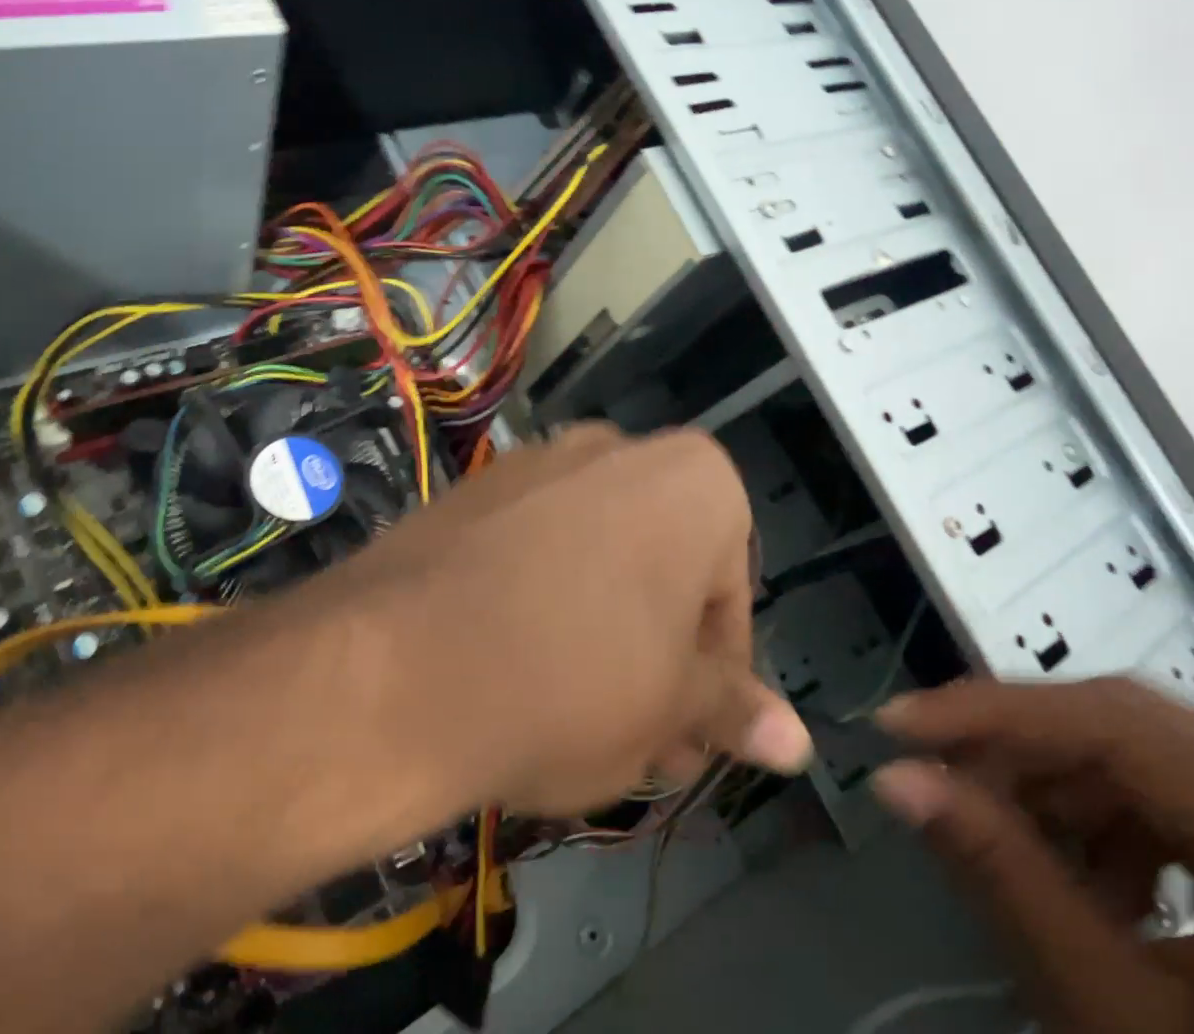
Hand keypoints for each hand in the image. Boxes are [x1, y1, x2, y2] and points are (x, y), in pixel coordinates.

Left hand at [323, 424, 812, 817]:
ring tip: (566, 715)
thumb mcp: (670, 712)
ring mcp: (523, 467)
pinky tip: (502, 672)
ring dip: (591, 633)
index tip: (690, 732)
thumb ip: (733, 712)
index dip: (717, 676)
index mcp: (691, 481)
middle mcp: (608, 449)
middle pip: (654, 571)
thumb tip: (798, 743)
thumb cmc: (573, 684)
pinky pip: (517, 556)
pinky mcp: (454, 498)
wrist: (395, 672)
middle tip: (636, 738)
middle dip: (652, 656)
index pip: (730, 593)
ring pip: (585, 564)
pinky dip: (526, 607)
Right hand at [873, 678, 1193, 1033]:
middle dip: (1024, 748)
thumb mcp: (1112, 1007)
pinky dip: (1121, 828)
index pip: (1123, 726)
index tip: (896, 724)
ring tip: (1010, 844)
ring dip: (1069, 791)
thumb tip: (898, 780)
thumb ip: (1003, 879)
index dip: (995, 711)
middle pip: (1147, 731)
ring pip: (1170, 764)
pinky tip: (1093, 886)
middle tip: (935, 771)